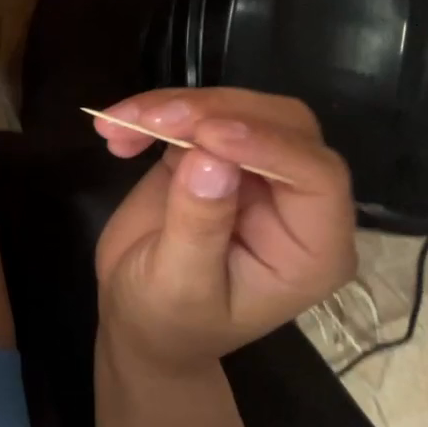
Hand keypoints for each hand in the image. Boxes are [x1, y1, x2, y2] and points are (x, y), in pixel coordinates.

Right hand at [92, 89, 357, 372]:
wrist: (138, 320)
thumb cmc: (167, 319)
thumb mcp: (179, 283)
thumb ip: (199, 224)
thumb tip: (208, 158)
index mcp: (310, 247)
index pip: (315, 177)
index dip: (267, 144)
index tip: (203, 133)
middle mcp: (292, 203)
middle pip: (281, 126)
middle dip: (216, 111)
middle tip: (153, 117)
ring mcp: (251, 176)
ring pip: (235, 110)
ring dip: (174, 106)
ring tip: (117, 121)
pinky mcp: (208, 158)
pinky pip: (190, 118)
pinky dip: (150, 114)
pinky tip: (113, 134)